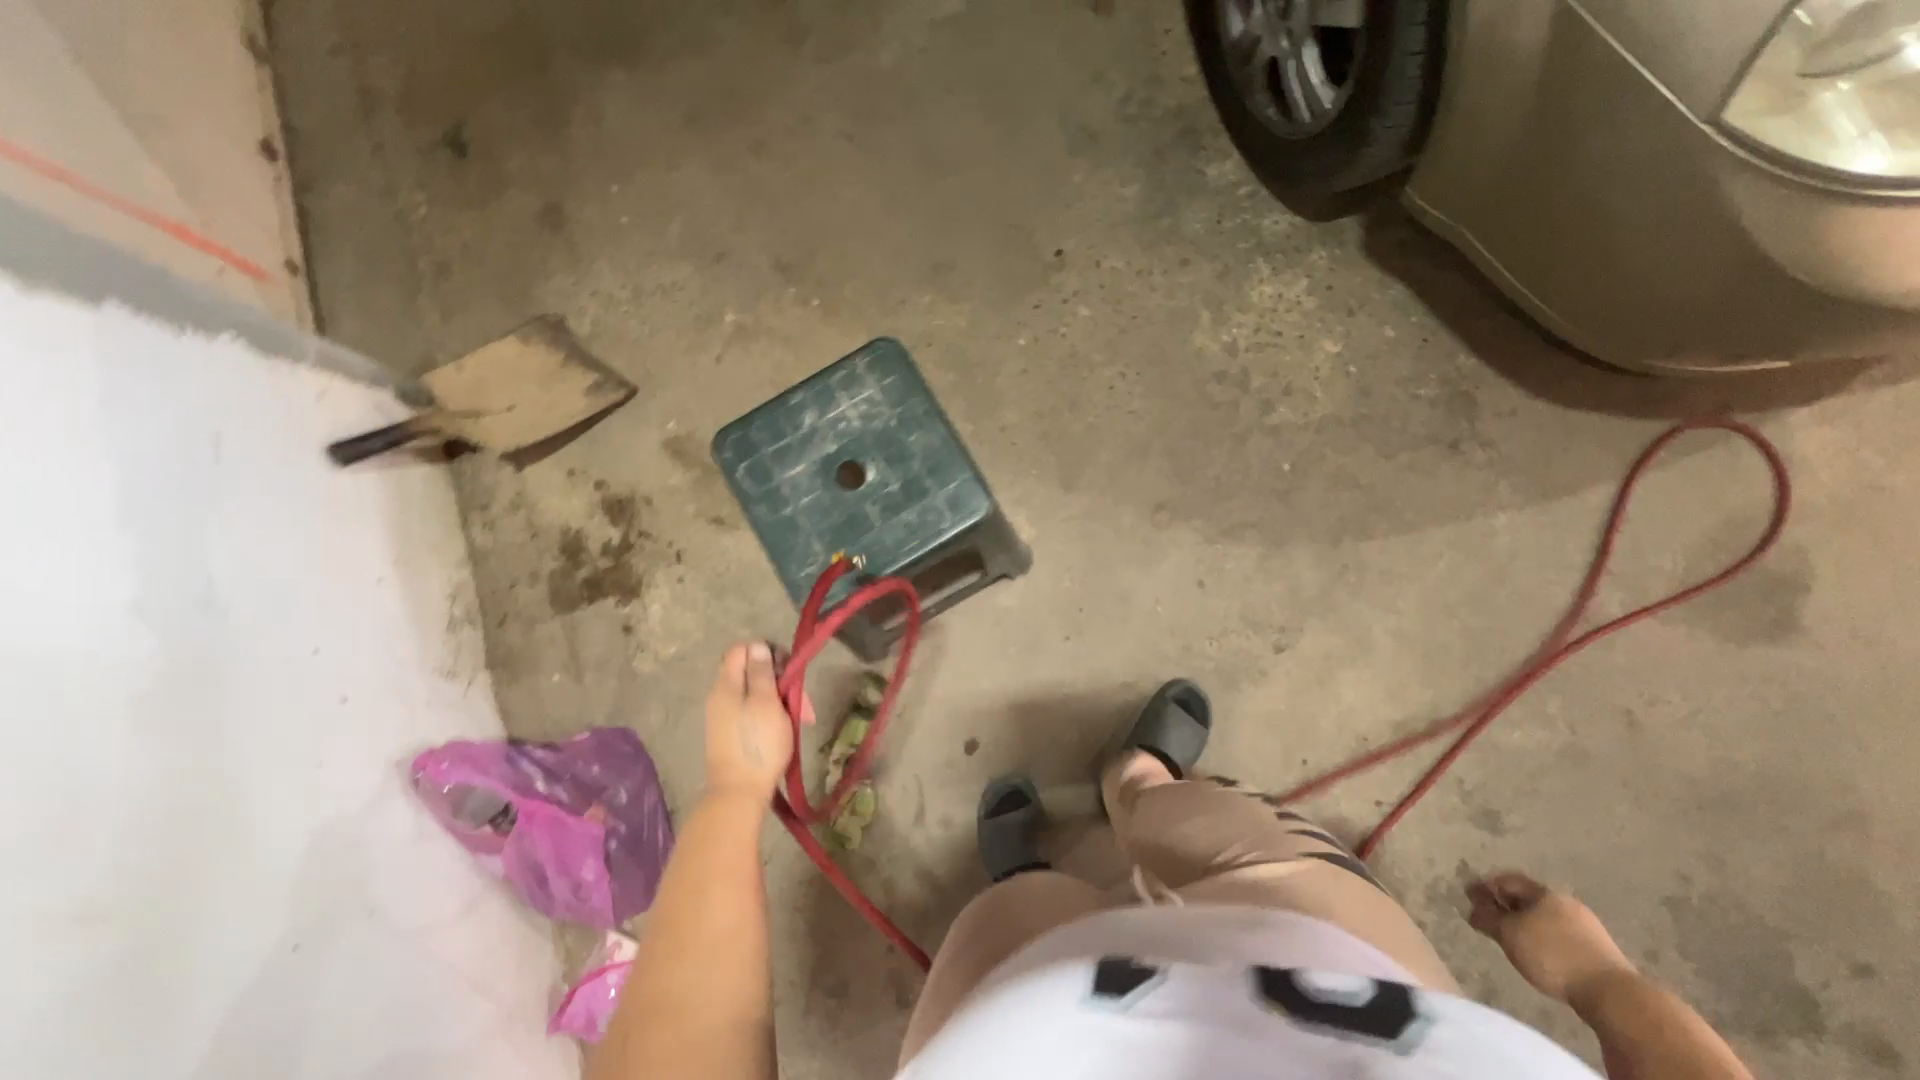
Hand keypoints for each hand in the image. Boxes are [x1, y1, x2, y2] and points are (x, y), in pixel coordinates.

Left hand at [703, 642, 807, 801]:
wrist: (739, 793)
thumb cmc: (758, 745)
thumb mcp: (766, 703)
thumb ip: (762, 673)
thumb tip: (757, 645)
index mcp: (727, 685)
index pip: (742, 650)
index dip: (767, 653)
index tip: (789, 671)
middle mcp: (721, 697)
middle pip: (751, 674)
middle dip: (780, 683)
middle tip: (803, 705)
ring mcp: (724, 718)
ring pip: (755, 696)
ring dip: (780, 703)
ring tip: (800, 722)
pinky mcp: (731, 736)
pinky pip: (752, 714)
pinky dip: (770, 718)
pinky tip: (785, 733)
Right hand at [1467, 871, 1636, 1005]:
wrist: (1610, 992)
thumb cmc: (1552, 955)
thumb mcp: (1509, 935)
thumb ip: (1488, 918)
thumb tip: (1472, 906)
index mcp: (1544, 894)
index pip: (1508, 879)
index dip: (1486, 886)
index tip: (1469, 897)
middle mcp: (1565, 902)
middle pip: (1528, 898)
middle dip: (1506, 905)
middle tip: (1489, 920)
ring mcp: (1585, 925)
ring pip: (1546, 917)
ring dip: (1526, 923)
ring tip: (1513, 940)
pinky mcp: (1597, 947)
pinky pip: (1561, 934)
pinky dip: (1544, 938)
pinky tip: (1541, 955)